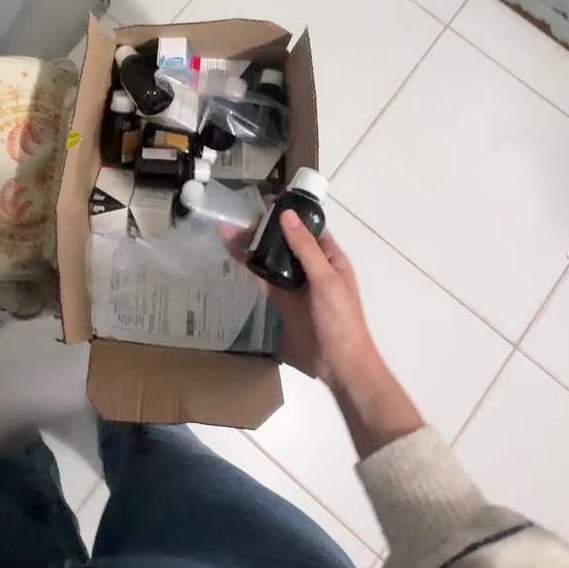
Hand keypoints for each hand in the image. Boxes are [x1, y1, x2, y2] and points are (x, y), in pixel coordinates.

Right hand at [228, 211, 424, 455]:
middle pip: (285, 242)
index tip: (265, 200)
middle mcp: (312, 268)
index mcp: (330, 258)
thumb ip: (305, 249)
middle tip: (238, 216)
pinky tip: (233, 256)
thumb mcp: (326, 280)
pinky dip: (250, 267)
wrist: (340, 366)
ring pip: (272, 259)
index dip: (288, 213)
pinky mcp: (283, 302)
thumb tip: (286, 215)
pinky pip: (265, 280)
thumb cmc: (341, 320)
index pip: (308, 227)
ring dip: (253, 246)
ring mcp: (296, 285)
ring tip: (228, 231)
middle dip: (264, 229)